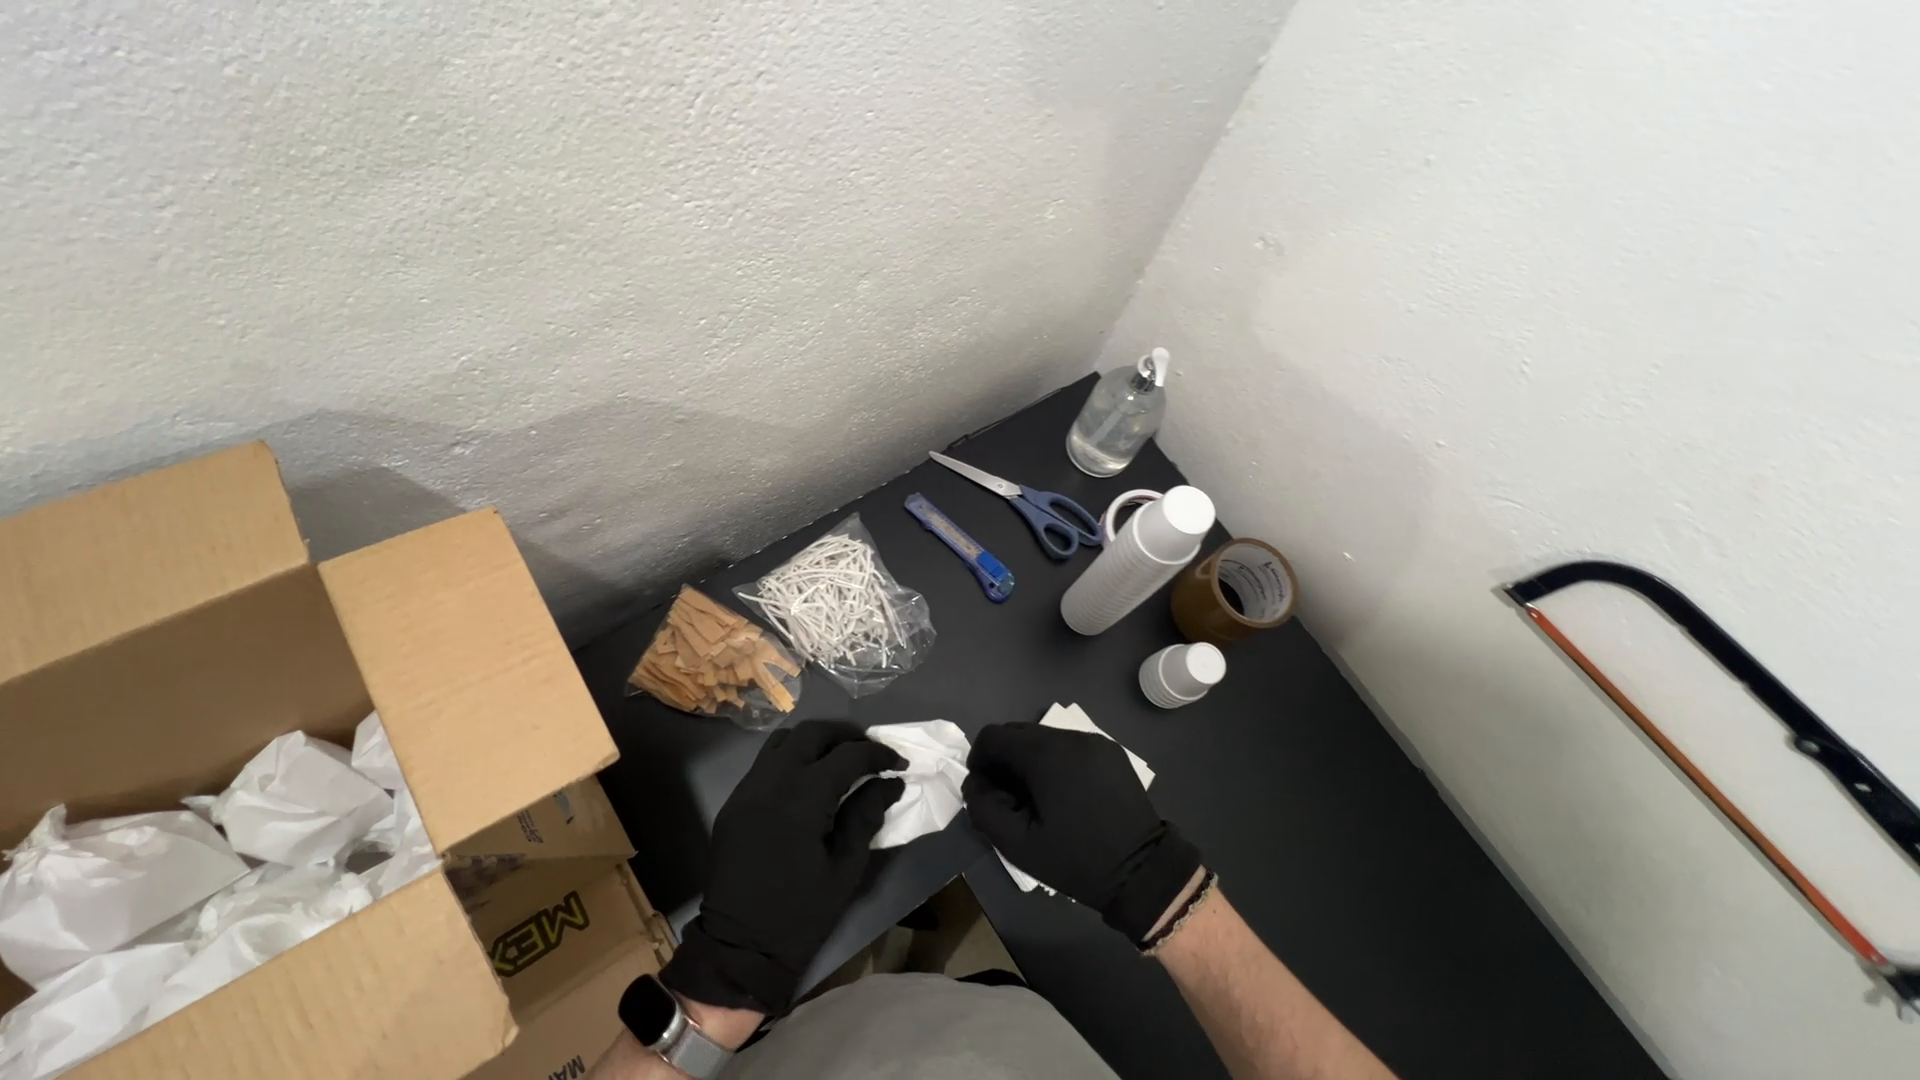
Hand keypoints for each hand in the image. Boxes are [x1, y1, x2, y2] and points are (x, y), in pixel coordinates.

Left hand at [661, 720, 904, 1014]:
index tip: (898, 764)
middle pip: (811, 733)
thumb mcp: (845, 868)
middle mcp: (770, 783)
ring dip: (815, 741)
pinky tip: (810, 780)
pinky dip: (792, 758)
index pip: (847, 756)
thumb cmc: (801, 914)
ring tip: (840, 759)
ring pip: (783, 740)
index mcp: (801, 800)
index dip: (877, 754)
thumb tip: (890, 782)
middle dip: (846, 736)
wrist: (739, 948)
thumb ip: (866, 816)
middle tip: (870, 751)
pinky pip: (765, 762)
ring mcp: (747, 790)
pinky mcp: (734, 802)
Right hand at [964, 722, 1201, 942]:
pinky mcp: (1111, 751)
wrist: (1141, 871)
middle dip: (1003, 759)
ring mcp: (1094, 741)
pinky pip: (1069, 746)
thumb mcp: (1017, 844)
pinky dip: (1055, 761)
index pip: (994, 736)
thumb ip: (984, 808)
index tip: (984, 790)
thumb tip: (976, 783)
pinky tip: (1063, 794)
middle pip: (1018, 733)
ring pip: (1044, 738)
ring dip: (1029, 760)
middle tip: (1007, 798)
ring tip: (1036, 798)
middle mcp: (1070, 736)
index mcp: (1046, 754)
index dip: (979, 760)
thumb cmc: (1075, 859)